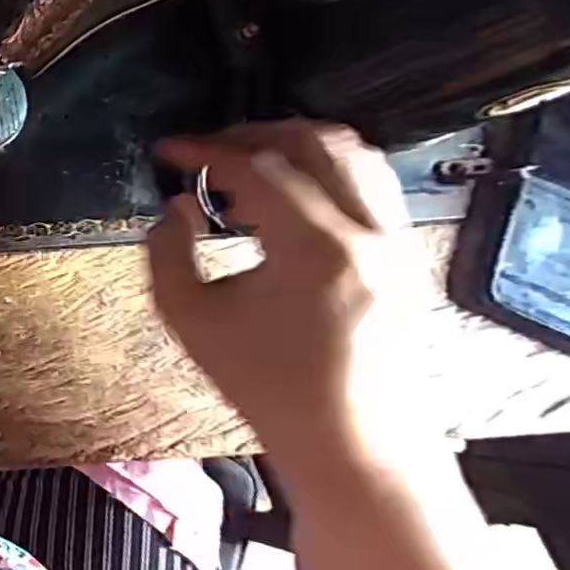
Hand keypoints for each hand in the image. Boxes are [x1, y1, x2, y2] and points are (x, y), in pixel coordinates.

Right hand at [145, 121, 430, 471]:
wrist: (349, 436)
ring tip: (240, 162)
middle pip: (318, 143)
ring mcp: (397, 242)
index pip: (257, 167)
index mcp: (313, 248)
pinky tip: (281, 195)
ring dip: (291, 146)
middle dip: (252, 133)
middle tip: (203, 149)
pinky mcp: (403, 256)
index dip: (203, 149)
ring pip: (355, 157)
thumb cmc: (260, 379)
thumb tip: (177, 207)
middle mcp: (369, 232)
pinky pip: (367, 186)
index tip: (165, 149)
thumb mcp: (186, 316)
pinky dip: (320, 172)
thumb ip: (167, 250)